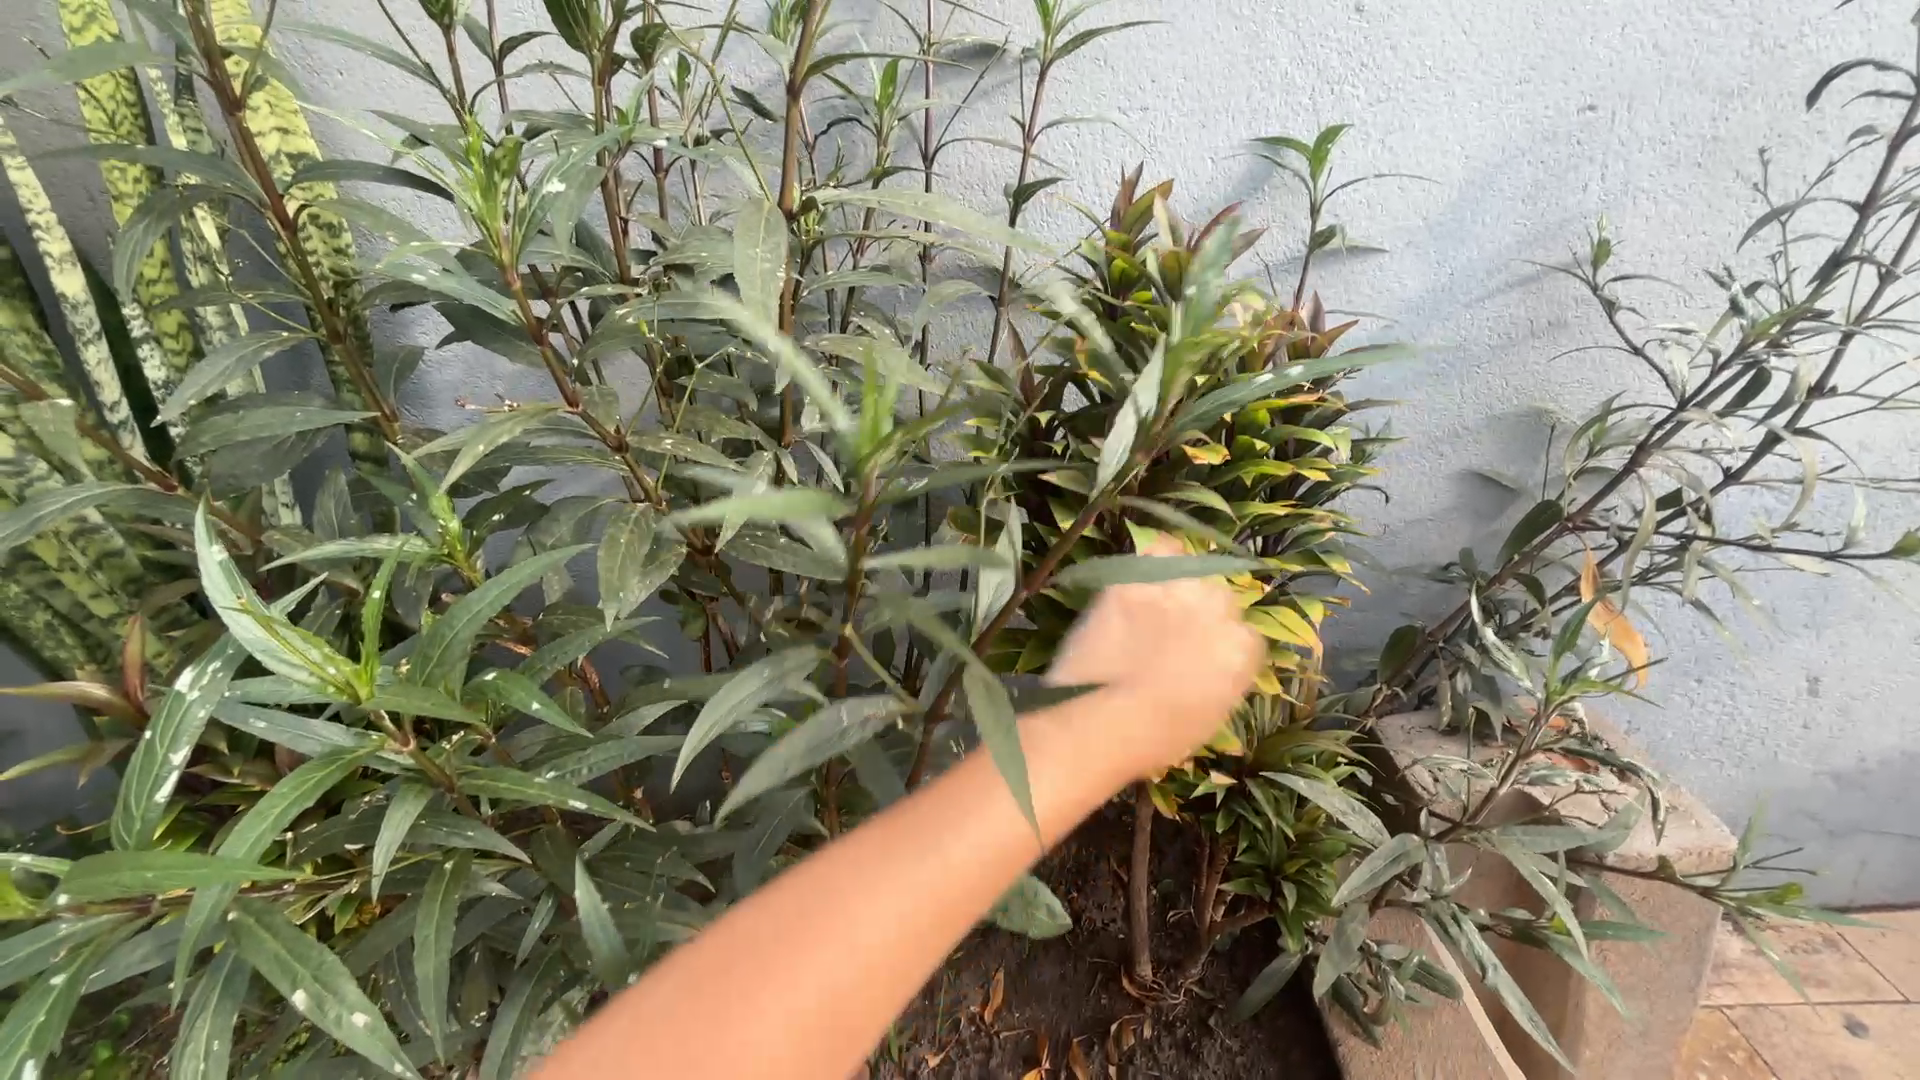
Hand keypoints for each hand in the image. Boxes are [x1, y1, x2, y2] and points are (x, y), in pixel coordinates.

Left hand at [1042, 533, 1263, 775]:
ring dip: (1178, 586)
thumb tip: (1211, 663)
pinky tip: (1143, 575)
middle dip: (1201, 614)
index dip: (1218, 645)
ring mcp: (1176, 591)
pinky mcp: (1135, 579)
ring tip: (1154, 607)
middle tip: (1172, 635)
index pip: (1244, 634)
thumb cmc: (1155, 737)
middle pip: (1220, 598)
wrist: (1100, 722)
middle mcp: (1218, 611)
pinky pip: (1157, 551)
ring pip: (1192, 571)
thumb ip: (1221, 678)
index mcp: (1241, 650)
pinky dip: (1154, 557)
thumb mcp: (1208, 716)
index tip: (1198, 656)